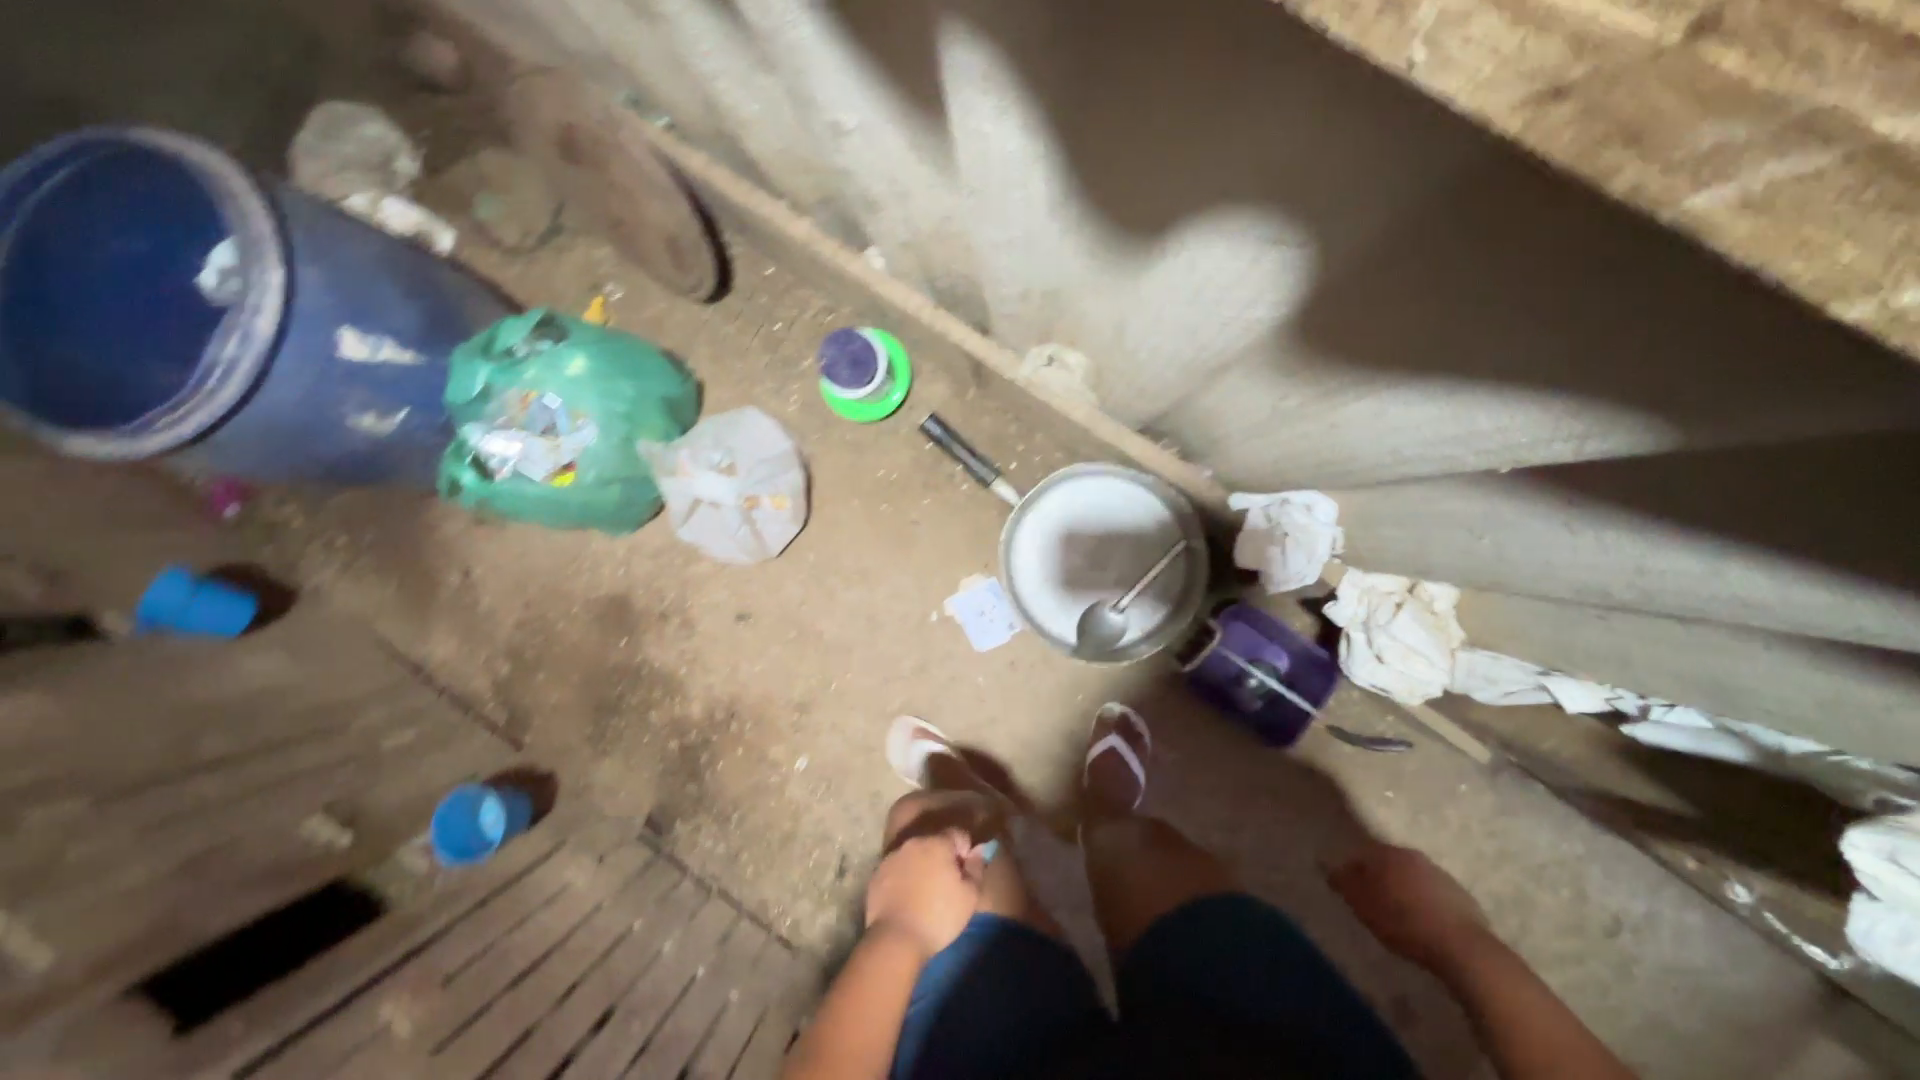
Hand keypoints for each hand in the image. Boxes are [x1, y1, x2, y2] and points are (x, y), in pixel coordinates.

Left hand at [864, 829, 985, 959]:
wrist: (895, 939)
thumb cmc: (939, 916)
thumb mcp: (970, 896)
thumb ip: (976, 867)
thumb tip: (978, 849)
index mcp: (936, 843)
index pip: (958, 833)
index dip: (965, 850)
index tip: (965, 872)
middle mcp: (912, 843)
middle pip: (933, 842)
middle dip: (943, 857)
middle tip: (947, 884)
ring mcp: (891, 858)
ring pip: (914, 855)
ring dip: (922, 866)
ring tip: (926, 894)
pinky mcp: (876, 875)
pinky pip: (897, 869)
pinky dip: (905, 878)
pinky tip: (908, 900)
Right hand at [1328, 841, 1491, 972]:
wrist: (1461, 946)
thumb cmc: (1403, 923)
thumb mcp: (1363, 906)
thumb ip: (1344, 883)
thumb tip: (1330, 867)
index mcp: (1387, 854)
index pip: (1360, 856)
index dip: (1351, 874)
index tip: (1349, 894)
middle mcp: (1412, 856)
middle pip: (1387, 863)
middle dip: (1378, 878)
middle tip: (1372, 903)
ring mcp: (1439, 873)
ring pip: (1411, 876)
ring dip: (1401, 889)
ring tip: (1398, 914)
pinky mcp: (1460, 893)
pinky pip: (1432, 892)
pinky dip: (1423, 901)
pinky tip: (1423, 922)